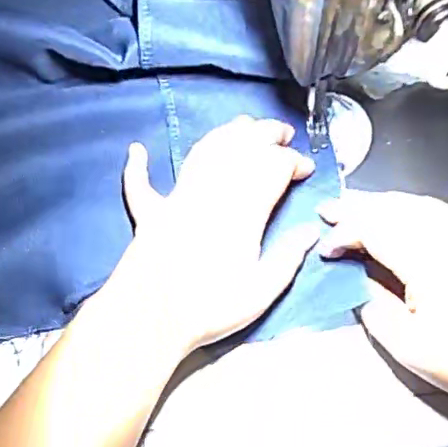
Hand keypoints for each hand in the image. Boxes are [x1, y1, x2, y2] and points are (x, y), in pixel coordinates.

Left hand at [83, 116, 318, 357]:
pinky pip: (142, 184)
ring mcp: (177, 199)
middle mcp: (210, 192)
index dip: (292, 161)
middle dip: (266, 134)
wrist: (152, 319)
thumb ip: (287, 257)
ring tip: (243, 127)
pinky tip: (138, 152)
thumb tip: (309, 232)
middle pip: (241, 146)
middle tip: (283, 135)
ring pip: (202, 152)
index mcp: (242, 209)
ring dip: (224, 134)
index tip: (305, 169)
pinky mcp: (150, 216)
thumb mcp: (261, 290)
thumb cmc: (210, 308)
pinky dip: (140, 167)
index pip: (272, 166)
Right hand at [318, 190, 447, 420]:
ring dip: (391, 206)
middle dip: (362, 207)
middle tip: (335, 210)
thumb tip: (359, 283)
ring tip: (368, 212)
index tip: (326, 245)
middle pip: (396, 206)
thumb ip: (372, 304)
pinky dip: (421, 212)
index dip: (344, 231)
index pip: (373, 227)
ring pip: (423, 205)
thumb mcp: (404, 342)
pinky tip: (416, 221)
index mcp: (423, 255)